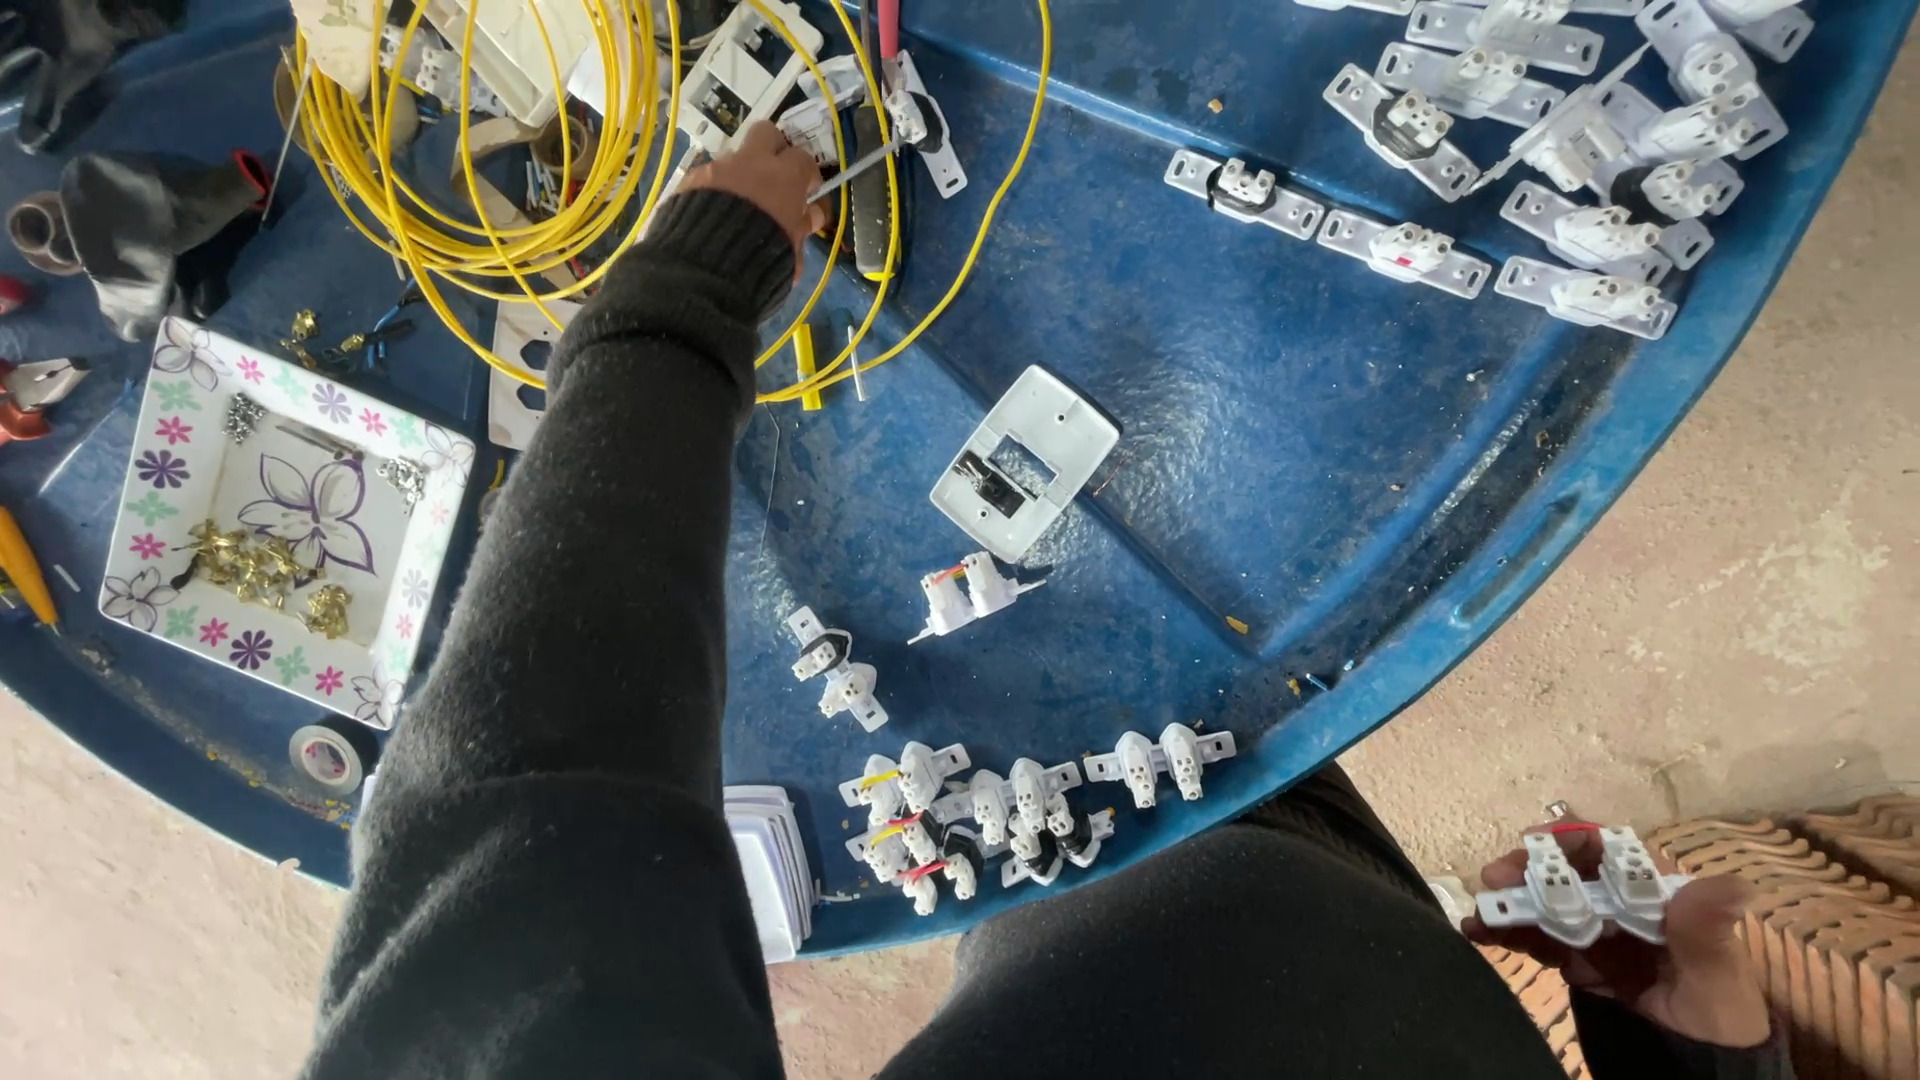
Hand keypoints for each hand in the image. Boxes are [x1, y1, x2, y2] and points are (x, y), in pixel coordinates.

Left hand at [679, 121, 826, 282]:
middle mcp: (752, 162)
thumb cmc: (763, 256)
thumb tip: (813, 215)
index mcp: (784, 177)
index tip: (808, 190)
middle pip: (767, 133)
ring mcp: (719, 167)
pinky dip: (718, 190)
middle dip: (774, 149)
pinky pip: (711, 177)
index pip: (804, 159)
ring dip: (742, 175)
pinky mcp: (693, 179)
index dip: (808, 174)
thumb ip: (803, 227)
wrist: (709, 262)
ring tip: (741, 205)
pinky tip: (716, 214)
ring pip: (735, 158)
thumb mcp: (792, 248)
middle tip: (776, 175)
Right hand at [1465, 819, 1771, 1047]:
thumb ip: (1706, 929)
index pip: (1607, 851)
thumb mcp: (1717, 974)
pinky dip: (1499, 931)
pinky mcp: (1564, 953)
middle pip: (1559, 871)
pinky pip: (1527, 934)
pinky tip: (1478, 933)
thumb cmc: (1716, 1013)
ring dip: (1504, 900)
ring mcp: (1584, 927)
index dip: (1569, 839)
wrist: (1695, 1064)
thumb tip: (1737, 885)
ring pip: (1535, 900)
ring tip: (1480, 913)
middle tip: (1494, 879)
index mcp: (1650, 894)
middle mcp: (1611, 901)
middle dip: (1522, 871)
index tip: (1535, 841)